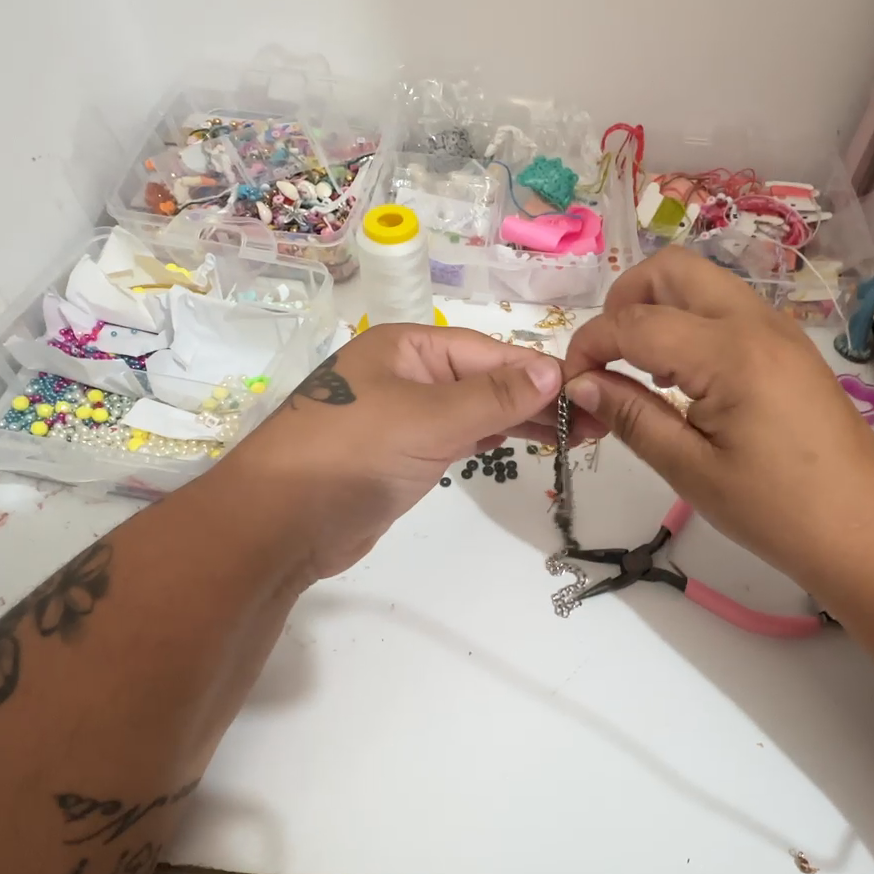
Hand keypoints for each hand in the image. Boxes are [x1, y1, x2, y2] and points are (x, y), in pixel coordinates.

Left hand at [214, 324, 575, 581]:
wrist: (279, 525)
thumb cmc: (350, 456)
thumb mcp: (427, 420)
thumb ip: (492, 398)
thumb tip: (554, 374)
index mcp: (407, 348)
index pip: (488, 353)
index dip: (539, 372)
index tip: (588, 392)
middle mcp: (406, 375)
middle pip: (484, 380)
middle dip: (536, 400)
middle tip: (594, 423)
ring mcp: (402, 416)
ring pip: (473, 411)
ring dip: (519, 421)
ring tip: (573, 436)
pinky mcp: (401, 456)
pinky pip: (456, 438)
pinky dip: (489, 439)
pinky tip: (519, 442)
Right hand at [562, 247, 873, 590]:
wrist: (866, 528)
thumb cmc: (777, 510)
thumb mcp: (691, 470)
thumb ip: (631, 417)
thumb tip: (580, 385)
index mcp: (729, 353)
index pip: (635, 323)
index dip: (589, 346)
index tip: (568, 384)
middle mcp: (755, 321)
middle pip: (671, 269)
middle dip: (623, 301)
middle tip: (605, 358)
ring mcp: (777, 329)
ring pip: (701, 282)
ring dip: (657, 308)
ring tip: (638, 369)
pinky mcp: (788, 346)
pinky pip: (726, 309)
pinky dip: (688, 322)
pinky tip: (680, 377)